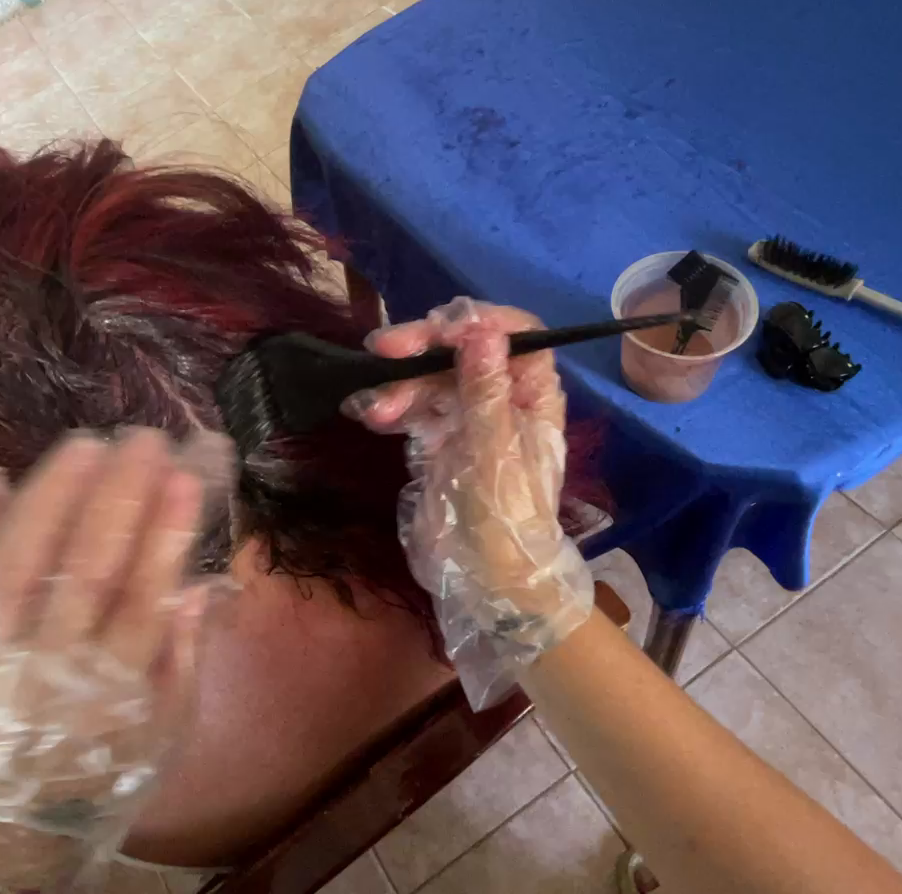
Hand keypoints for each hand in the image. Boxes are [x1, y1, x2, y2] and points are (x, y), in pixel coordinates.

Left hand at [0, 428, 232, 891]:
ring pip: (18, 564)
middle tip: (144, 440)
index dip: (165, 534)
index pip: (144, 597)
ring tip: (86, 445)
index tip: (185, 476)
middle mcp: (45, 664)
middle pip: (85, 570)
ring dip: (53, 497)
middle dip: (119, 497)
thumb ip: (182, 655)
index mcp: (111, 685)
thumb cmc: (99, 762)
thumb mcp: (163, 727)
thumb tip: (201, 584)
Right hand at [346, 298, 593, 707]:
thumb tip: (479, 329)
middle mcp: (500, 396)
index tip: (439, 328)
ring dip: (398, 384)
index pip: (515, 334)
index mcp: (532, 394)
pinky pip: (410, 406)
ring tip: (373, 408)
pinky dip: (389, 405)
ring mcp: (465, 415)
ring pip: (429, 375)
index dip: (478, 322)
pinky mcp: (436, 436)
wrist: (486, 579)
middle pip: (461, 348)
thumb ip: (485, 390)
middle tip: (382, 347)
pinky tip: (369, 415)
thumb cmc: (505, 516)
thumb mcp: (494, 451)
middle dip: (422, 345)